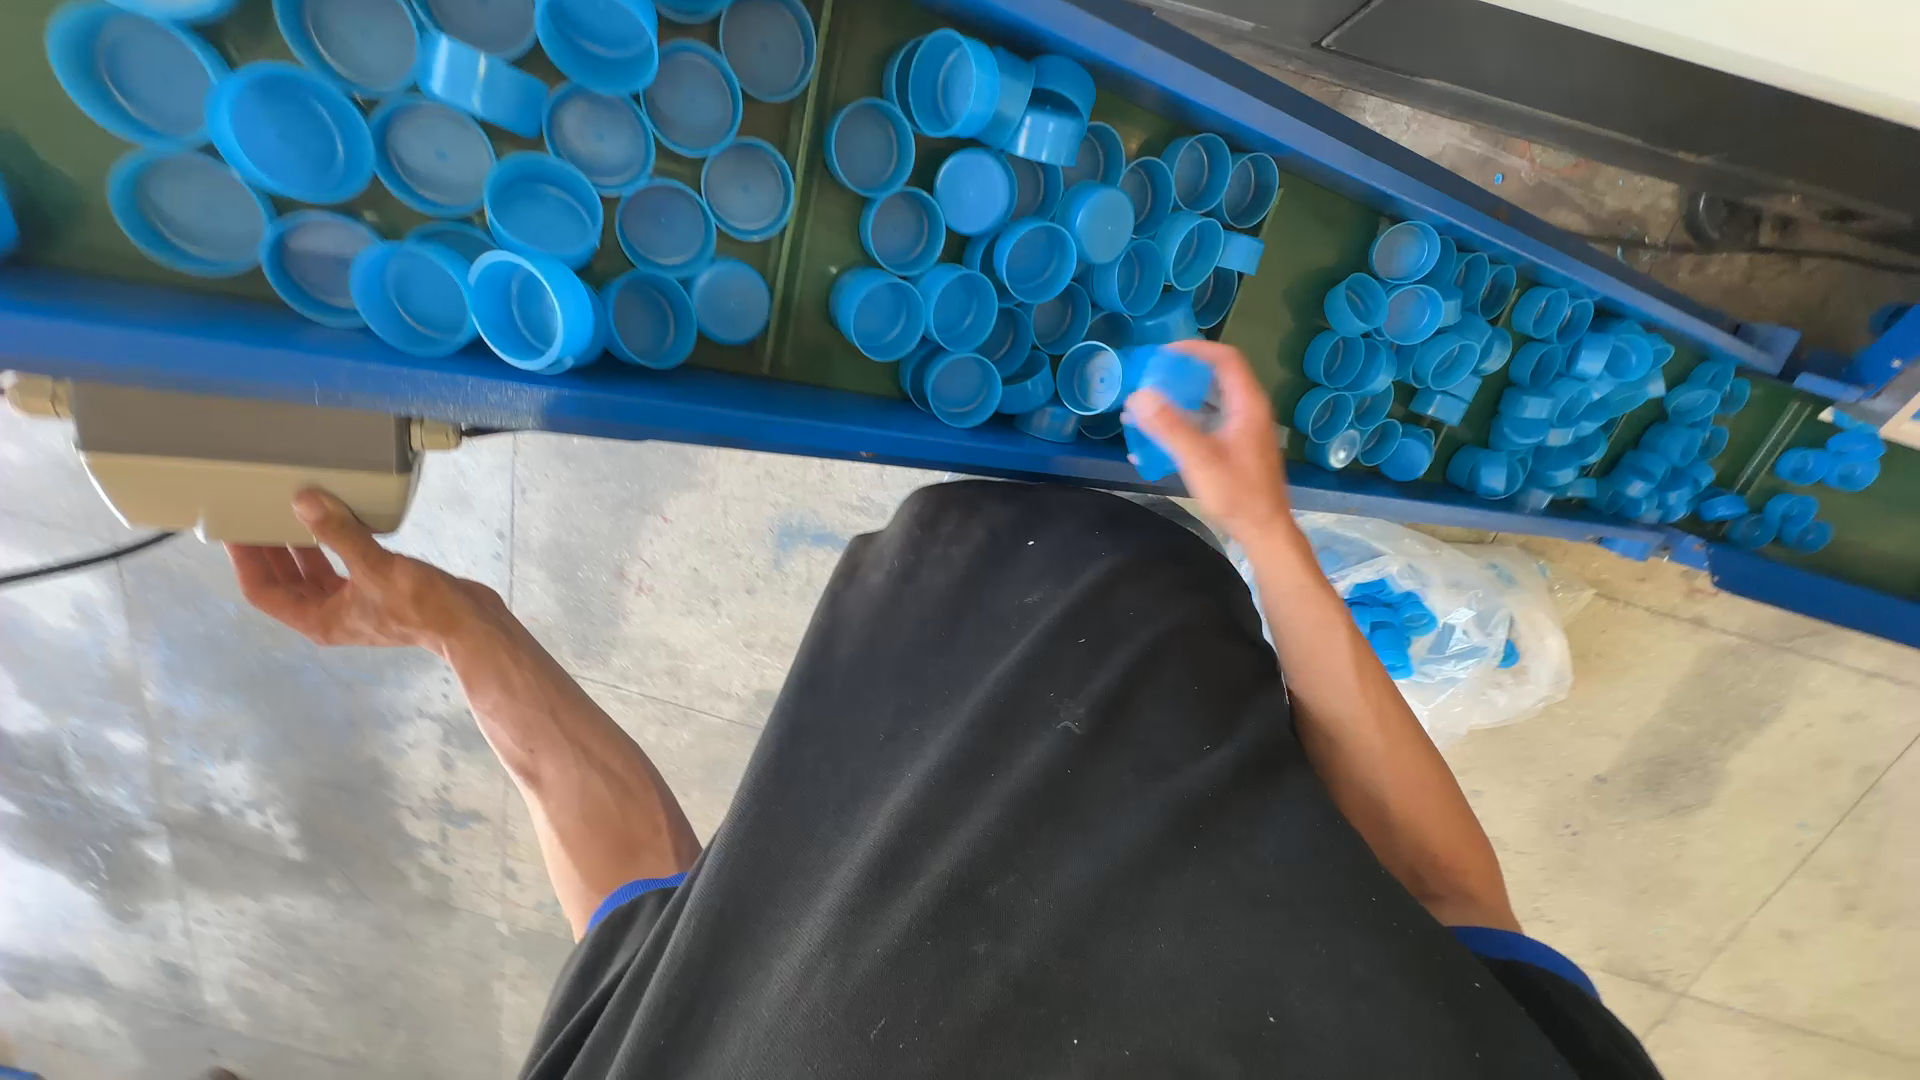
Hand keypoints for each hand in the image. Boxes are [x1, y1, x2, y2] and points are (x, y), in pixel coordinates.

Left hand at [226, 489, 498, 652]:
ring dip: (307, 548)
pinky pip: (349, 568)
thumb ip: (339, 534)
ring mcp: (361, 605)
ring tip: (300, 515)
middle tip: (262, 515)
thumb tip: (303, 501)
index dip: (247, 560)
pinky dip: (341, 548)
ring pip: (319, 574)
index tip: (238, 529)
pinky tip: (348, 526)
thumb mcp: (377, 567)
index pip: (263, 591)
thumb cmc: (421, 605)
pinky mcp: (386, 594)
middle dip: (273, 551)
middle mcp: (333, 615)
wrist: (472, 624)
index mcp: (318, 619)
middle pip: (288, 582)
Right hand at [1124, 341, 1293, 541]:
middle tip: (1149, 380)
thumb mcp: (1199, 459)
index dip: (1194, 350)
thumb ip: (1169, 427)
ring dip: (1178, 401)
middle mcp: (1248, 411)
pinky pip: (1207, 423)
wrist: (1263, 529)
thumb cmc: (1236, 494)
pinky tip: (1158, 439)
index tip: (1163, 354)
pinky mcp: (1235, 447)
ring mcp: (1243, 429)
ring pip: (1209, 402)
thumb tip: (1139, 395)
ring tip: (1146, 408)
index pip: (1225, 359)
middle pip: (1214, 378)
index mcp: (1247, 405)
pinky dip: (1184, 423)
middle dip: (1179, 376)